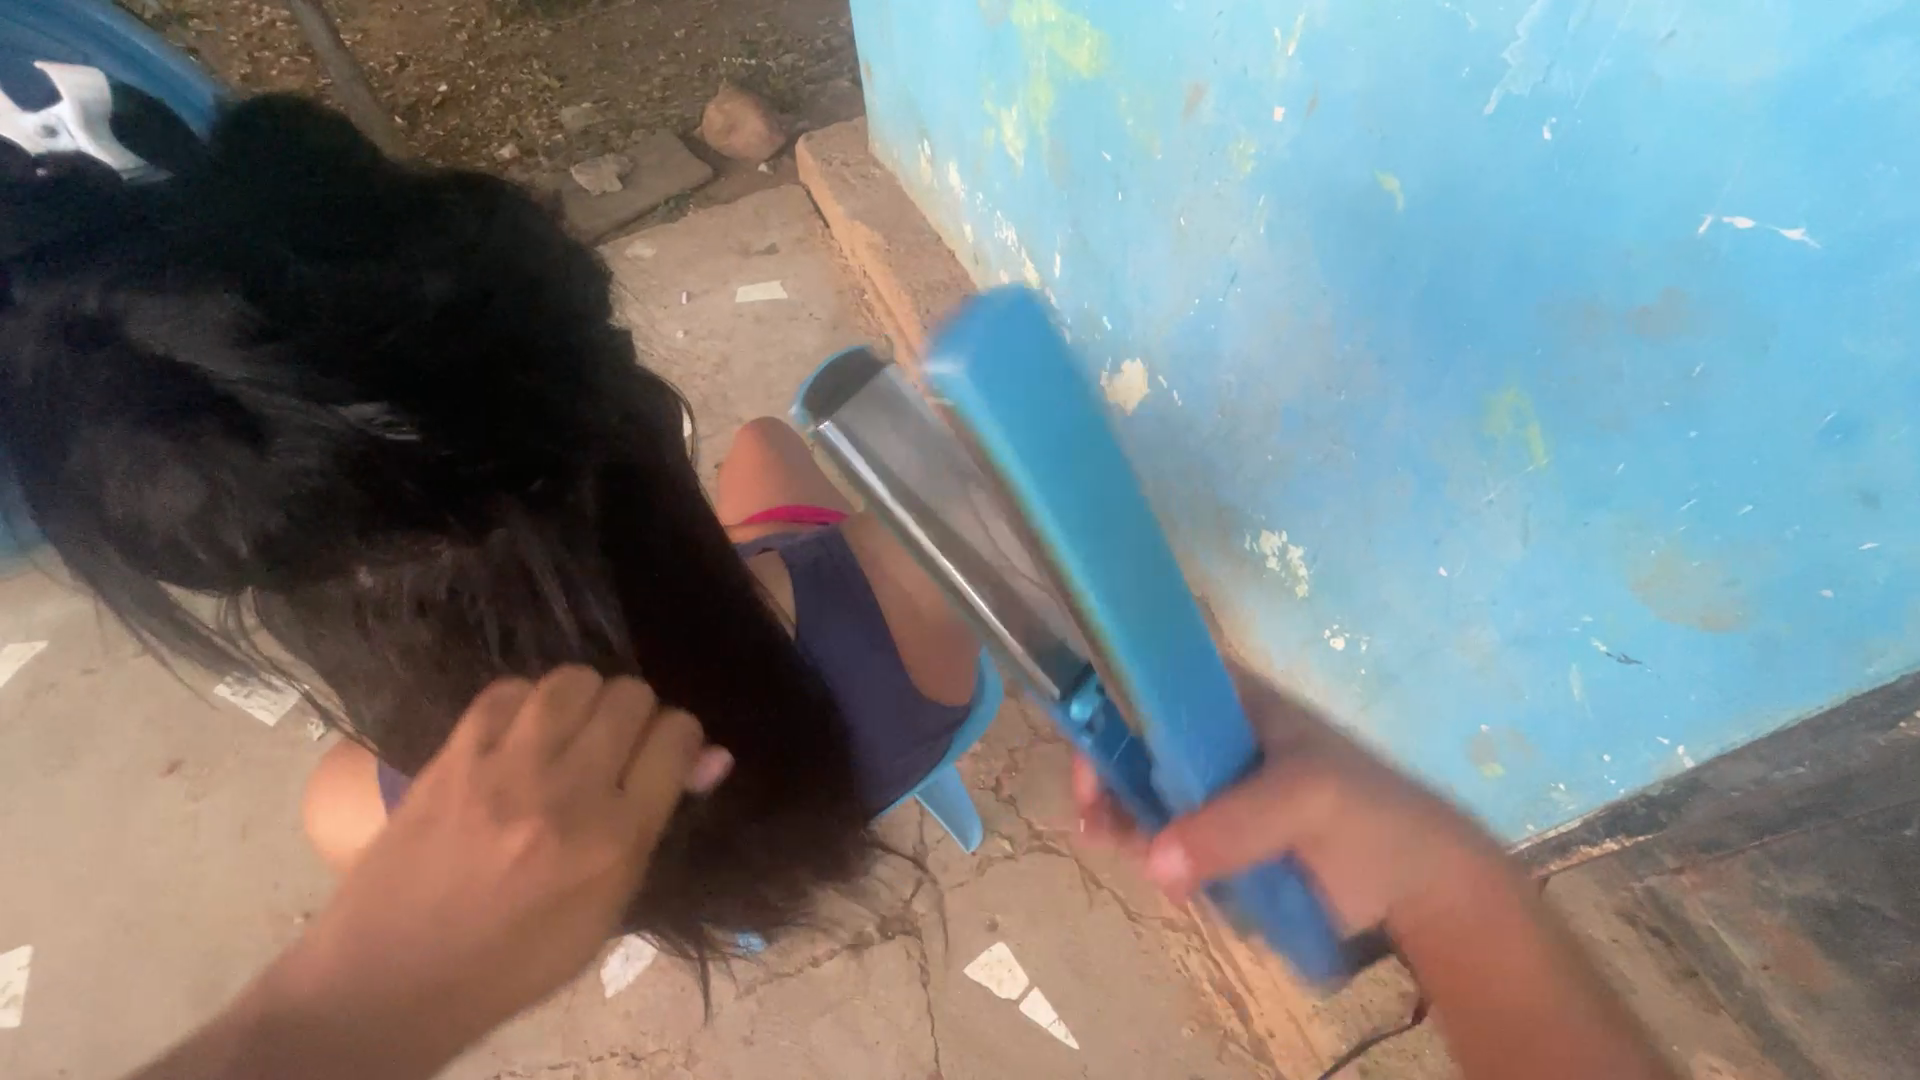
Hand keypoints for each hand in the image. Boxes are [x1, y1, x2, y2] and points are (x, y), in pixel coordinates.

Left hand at [260, 668, 730, 1070]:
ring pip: (575, 680)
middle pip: (632, 697)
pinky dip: (527, 702)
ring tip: (572, 730)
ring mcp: (505, 770)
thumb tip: (712, 757)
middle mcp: (569, 793)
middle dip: (637, 713)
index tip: (666, 751)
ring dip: (586, 698)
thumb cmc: (517, 958)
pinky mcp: (452, 757)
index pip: (677, 738)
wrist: (386, 984)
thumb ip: (658, 823)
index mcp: (617, 839)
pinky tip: (521, 732)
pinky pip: (508, 690)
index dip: (681, 737)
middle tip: (616, 744)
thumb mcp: (609, 907)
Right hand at [1075, 666, 1502, 936]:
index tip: (1092, 748)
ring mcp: (1206, 789)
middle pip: (1131, 740)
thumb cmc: (1365, 811)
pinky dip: (1147, 854)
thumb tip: (1153, 863)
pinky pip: (1162, 839)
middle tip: (1092, 815)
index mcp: (1226, 700)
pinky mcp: (1210, 838)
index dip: (1110, 704)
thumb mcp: (1305, 799)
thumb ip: (1232, 825)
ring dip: (1118, 817)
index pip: (1151, 683)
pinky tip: (1159, 878)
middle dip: (1104, 773)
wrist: (1416, 886)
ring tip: (1112, 843)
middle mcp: (1205, 737)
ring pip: (1139, 792)